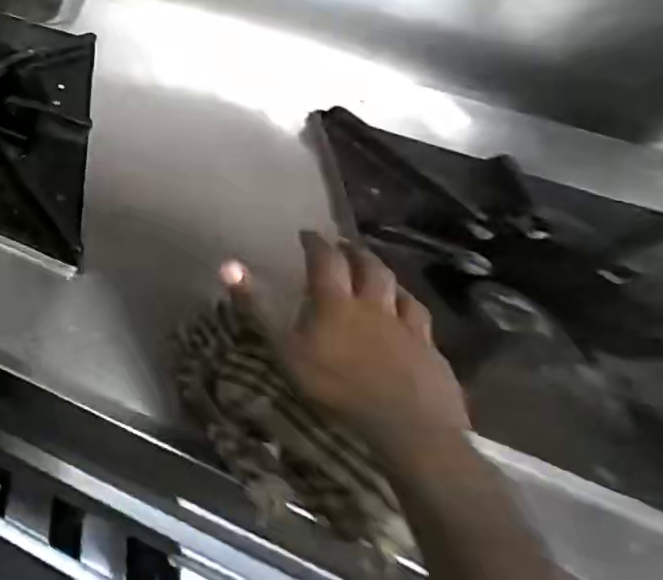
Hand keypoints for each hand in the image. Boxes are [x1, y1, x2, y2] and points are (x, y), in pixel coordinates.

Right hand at [271, 232, 471, 458]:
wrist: (410, 431)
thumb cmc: (335, 385)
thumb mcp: (282, 346)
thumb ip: (255, 305)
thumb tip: (227, 264)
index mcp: (336, 303)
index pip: (326, 261)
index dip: (316, 244)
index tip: (307, 233)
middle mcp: (375, 308)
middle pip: (371, 270)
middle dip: (356, 253)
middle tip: (344, 245)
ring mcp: (410, 332)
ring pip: (403, 293)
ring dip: (388, 278)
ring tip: (379, 276)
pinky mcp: (435, 356)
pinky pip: (422, 323)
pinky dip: (410, 310)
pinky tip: (408, 319)